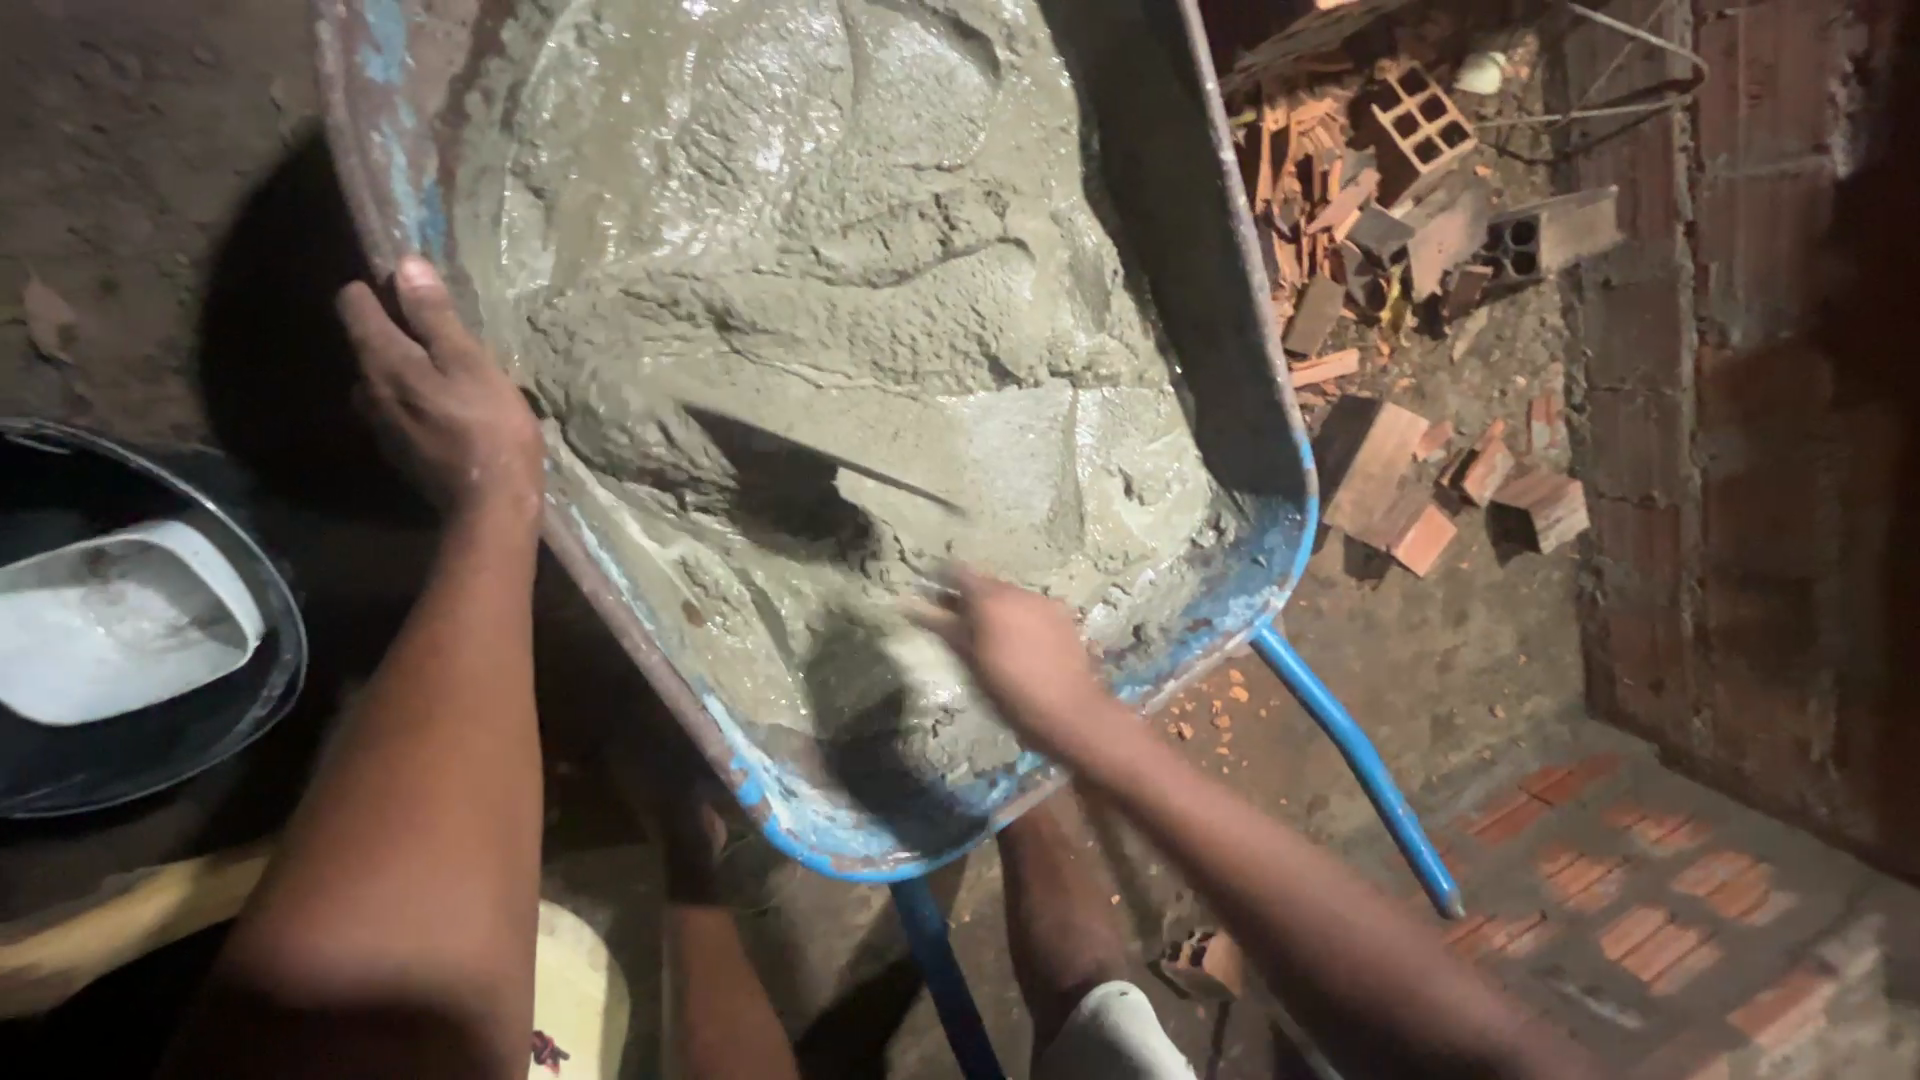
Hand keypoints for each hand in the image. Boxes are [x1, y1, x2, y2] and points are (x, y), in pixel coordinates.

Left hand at [335, 256, 544, 530]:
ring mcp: (380, 425)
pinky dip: (415, 403)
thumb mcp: (471, 364)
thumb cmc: (489, 428)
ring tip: (445, 375)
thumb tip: (405, 265)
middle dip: (393, 332)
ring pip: (381, 382)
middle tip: (438, 334)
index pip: (353, 304)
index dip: (377, 289)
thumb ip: (435, 317)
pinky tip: (447, 413)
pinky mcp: (400, 452)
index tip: (410, 288)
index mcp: (382, 361)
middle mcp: (367, 389)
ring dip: (404, 371)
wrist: (490, 504)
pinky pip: (398, 412)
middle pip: (366, 344)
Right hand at [911, 566, 1114, 757]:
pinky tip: (1022, 638)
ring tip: (992, 633)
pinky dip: (1021, 615)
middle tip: (960, 619)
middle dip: (972, 597)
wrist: (1069, 707)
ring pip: (1011, 595)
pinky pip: (1033, 606)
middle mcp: (1017, 591)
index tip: (933, 592)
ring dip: (998, 607)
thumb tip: (913, 607)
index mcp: (990, 599)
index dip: (944, 579)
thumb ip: (945, 628)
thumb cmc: (1011, 689)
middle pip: (987, 584)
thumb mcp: (972, 660)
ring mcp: (1043, 600)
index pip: (959, 573)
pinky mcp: (1062, 613)